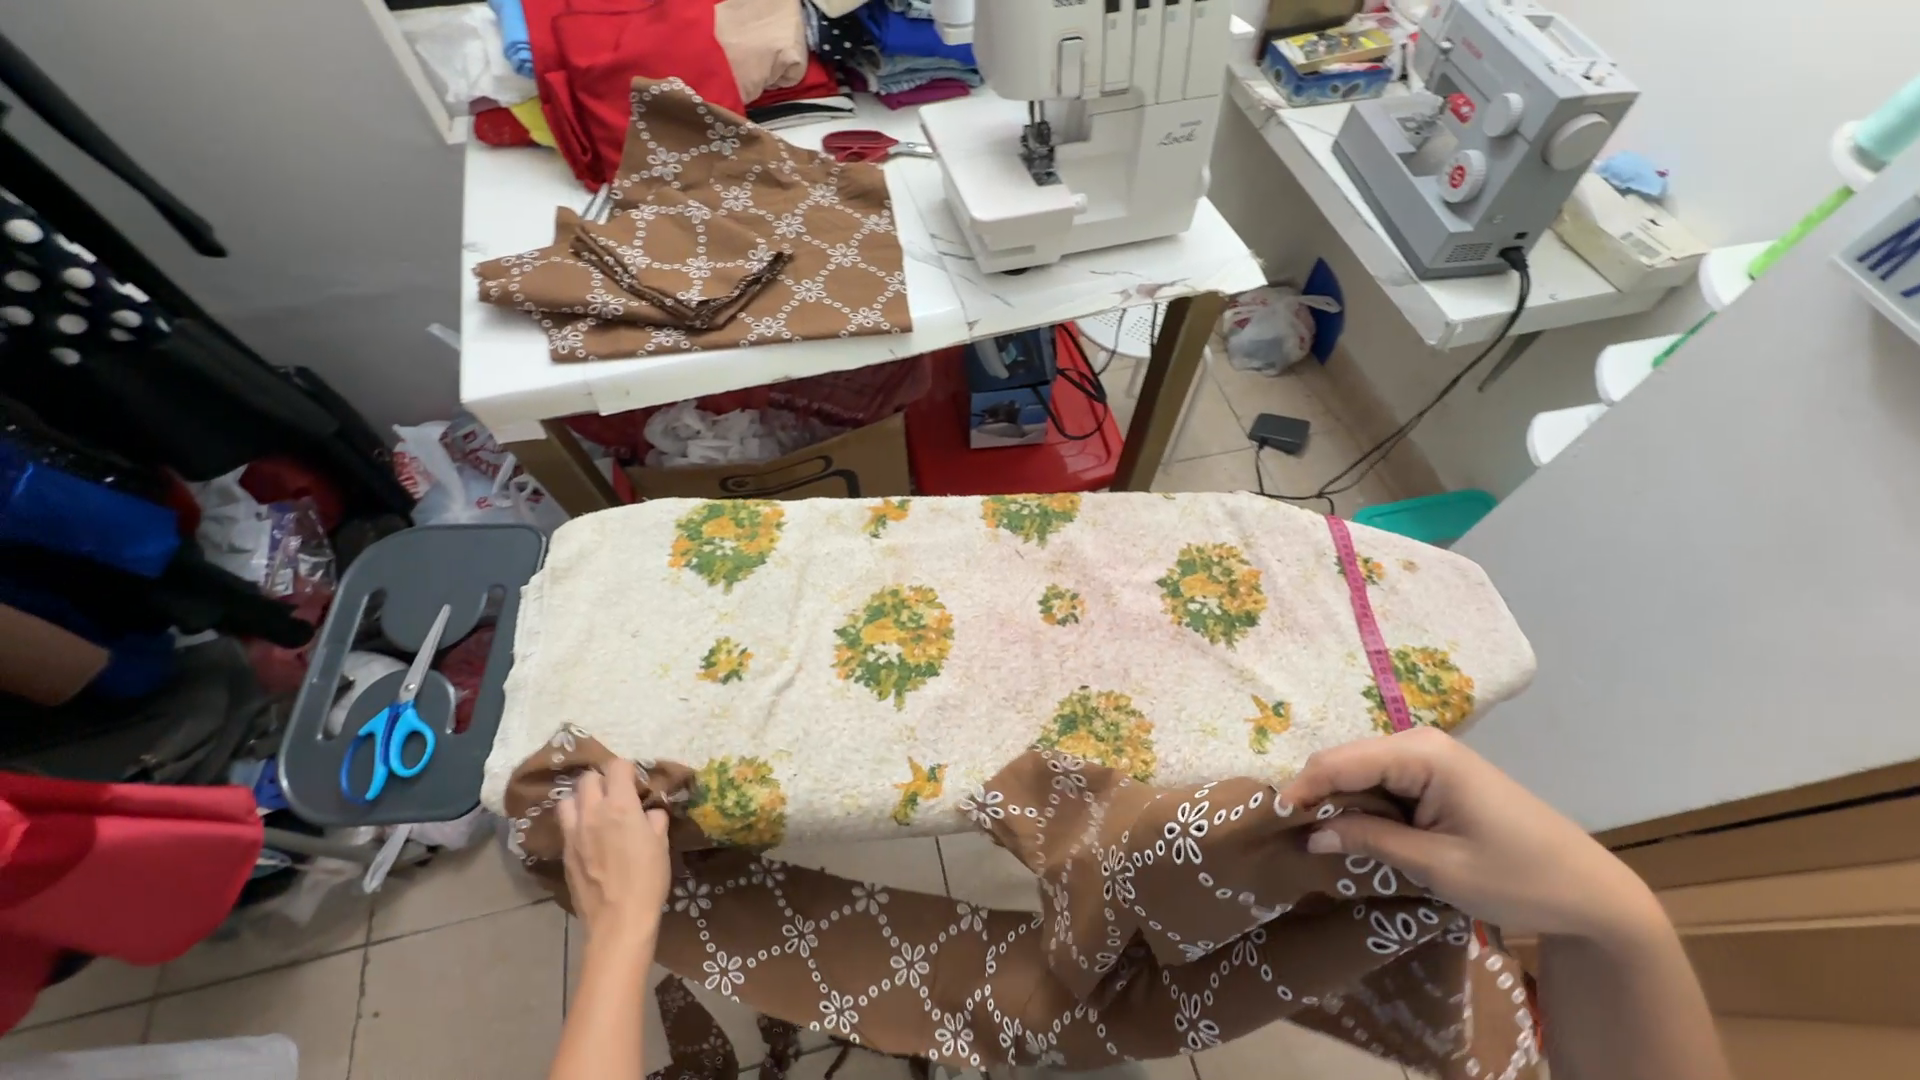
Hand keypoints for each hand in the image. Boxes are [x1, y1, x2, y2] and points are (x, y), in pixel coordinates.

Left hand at [557, 757, 672, 947]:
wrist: (618, 920)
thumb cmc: (648, 879)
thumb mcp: (661, 844)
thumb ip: (654, 820)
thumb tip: (649, 813)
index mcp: (620, 806)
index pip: (617, 767)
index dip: (627, 770)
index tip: (636, 781)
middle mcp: (592, 813)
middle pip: (588, 779)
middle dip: (602, 780)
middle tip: (616, 793)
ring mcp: (574, 833)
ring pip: (568, 800)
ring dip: (582, 798)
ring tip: (595, 809)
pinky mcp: (565, 852)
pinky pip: (565, 825)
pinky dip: (575, 821)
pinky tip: (588, 834)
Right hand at [1279, 728, 1661, 940]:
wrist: (1592, 894)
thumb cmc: (1519, 878)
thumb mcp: (1437, 865)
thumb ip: (1369, 840)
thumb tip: (1309, 832)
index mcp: (1423, 754)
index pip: (1340, 762)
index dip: (1302, 787)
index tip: (1272, 819)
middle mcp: (1421, 743)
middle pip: (1346, 761)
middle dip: (1316, 793)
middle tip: (1291, 832)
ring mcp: (1430, 758)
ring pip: (1361, 772)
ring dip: (1338, 800)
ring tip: (1313, 833)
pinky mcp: (1437, 777)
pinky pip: (1383, 783)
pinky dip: (1363, 804)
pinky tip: (1352, 829)